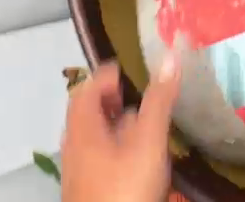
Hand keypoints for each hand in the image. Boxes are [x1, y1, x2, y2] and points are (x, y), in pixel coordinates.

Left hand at [59, 56, 180, 201]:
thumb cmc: (125, 190)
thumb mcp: (148, 141)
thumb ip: (159, 99)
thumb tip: (170, 56)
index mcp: (82, 129)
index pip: (87, 87)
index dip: (109, 74)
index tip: (135, 73)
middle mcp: (74, 148)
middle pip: (89, 112)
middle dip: (116, 101)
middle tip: (141, 99)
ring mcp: (78, 173)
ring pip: (95, 137)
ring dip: (119, 126)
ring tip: (145, 128)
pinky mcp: (87, 193)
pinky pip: (99, 159)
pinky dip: (118, 149)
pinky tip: (139, 162)